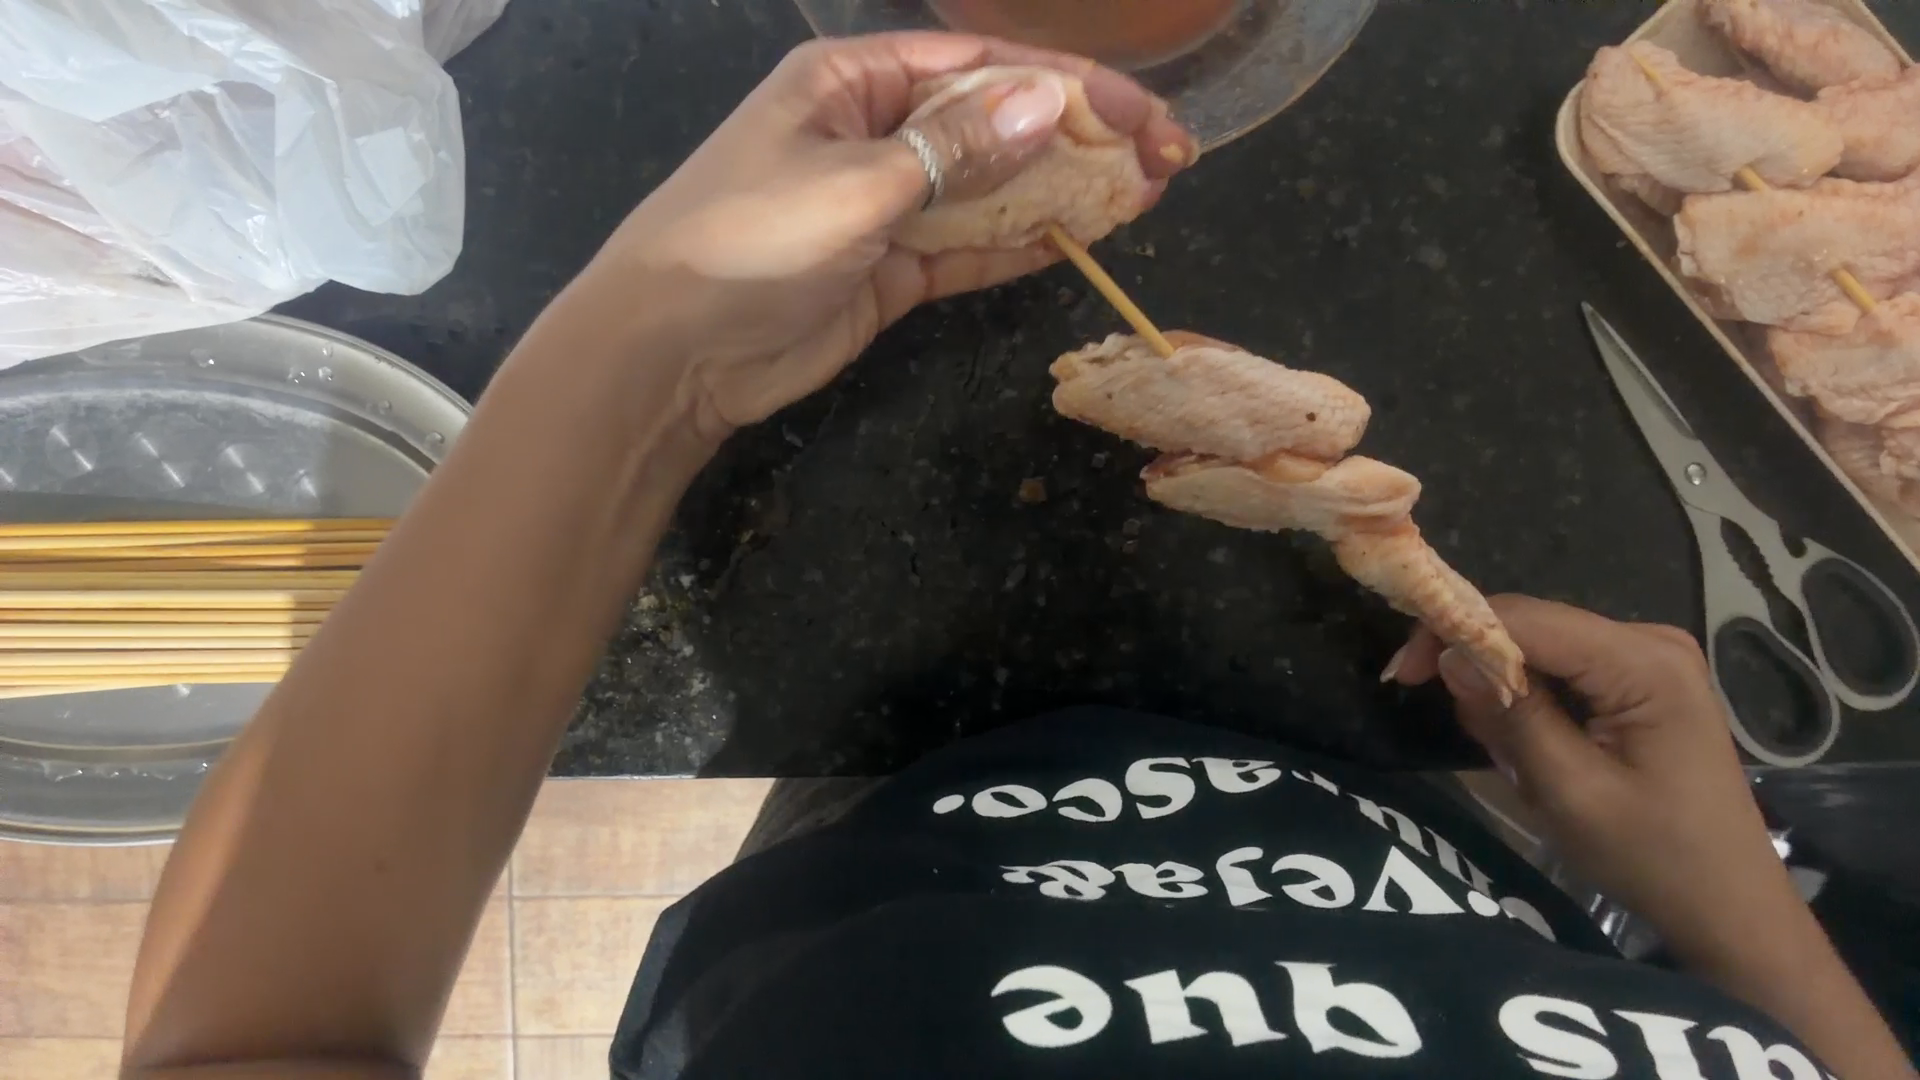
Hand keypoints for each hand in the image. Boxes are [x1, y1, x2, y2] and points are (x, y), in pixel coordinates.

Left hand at [584, 32, 1195, 435]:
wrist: (677, 352)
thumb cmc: (748, 242)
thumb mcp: (853, 183)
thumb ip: (953, 151)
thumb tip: (1049, 104)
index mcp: (853, 84)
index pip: (979, 68)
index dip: (1066, 86)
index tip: (1139, 114)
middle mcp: (875, 136)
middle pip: (994, 127)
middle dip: (1077, 139)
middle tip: (1163, 159)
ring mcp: (886, 210)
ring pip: (987, 193)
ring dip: (1057, 194)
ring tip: (1137, 197)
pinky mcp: (890, 275)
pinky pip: (963, 254)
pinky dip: (1013, 250)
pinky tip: (1071, 242)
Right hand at [1388, 596, 1799, 961]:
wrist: (1728, 906)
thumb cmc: (1653, 855)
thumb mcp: (1569, 790)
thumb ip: (1510, 714)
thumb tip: (1447, 653)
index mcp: (1644, 664)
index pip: (1523, 619)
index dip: (1451, 631)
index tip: (1401, 673)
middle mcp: (1647, 642)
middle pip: (1525, 622)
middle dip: (1468, 657)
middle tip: (1424, 699)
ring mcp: (1644, 656)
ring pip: (1530, 642)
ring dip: (1494, 684)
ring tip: (1496, 743)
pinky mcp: (1633, 676)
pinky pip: (1551, 662)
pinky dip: (1519, 694)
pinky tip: (1522, 736)